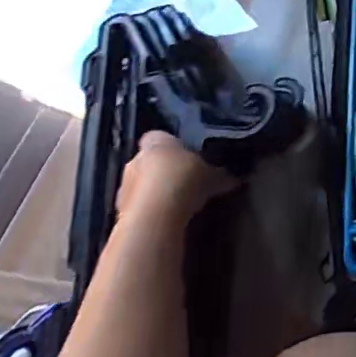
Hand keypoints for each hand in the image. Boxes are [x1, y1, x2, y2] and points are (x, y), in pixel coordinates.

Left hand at [116, 130, 236, 223]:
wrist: (156, 216)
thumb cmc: (185, 180)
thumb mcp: (214, 174)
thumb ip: (221, 173)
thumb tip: (236, 176)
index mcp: (156, 141)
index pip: (160, 137)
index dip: (173, 146)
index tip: (189, 156)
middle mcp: (135, 159)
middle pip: (150, 161)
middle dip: (164, 170)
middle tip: (186, 180)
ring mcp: (124, 187)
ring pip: (142, 185)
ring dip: (155, 192)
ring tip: (178, 203)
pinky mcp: (119, 212)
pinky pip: (139, 206)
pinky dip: (151, 211)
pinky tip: (168, 219)